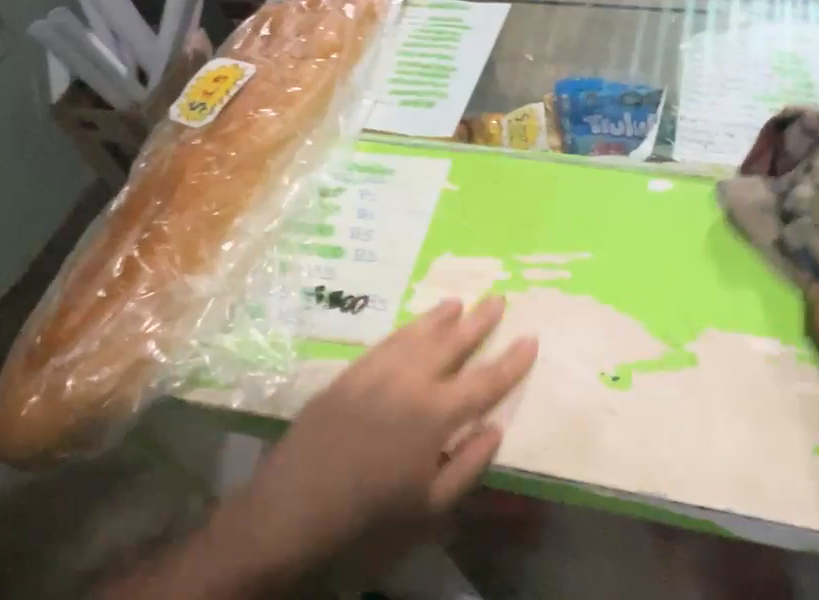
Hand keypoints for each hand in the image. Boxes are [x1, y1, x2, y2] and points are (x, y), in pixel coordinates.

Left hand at [186, 297, 536, 594]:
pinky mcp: (346, 377)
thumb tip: (495, 427)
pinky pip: (385, 342)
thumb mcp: (430, 508)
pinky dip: (405, 329)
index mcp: (435, 415)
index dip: (512, 361)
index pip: (485, 381)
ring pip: (416, 334)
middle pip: (452, 343)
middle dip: (479, 321)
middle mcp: (408, 382)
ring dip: (441, 317)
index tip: (532, 338)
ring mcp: (374, 374)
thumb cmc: (367, 520)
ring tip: (459, 301)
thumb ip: (468, 465)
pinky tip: (413, 326)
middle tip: (499, 299)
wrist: (287, 515)